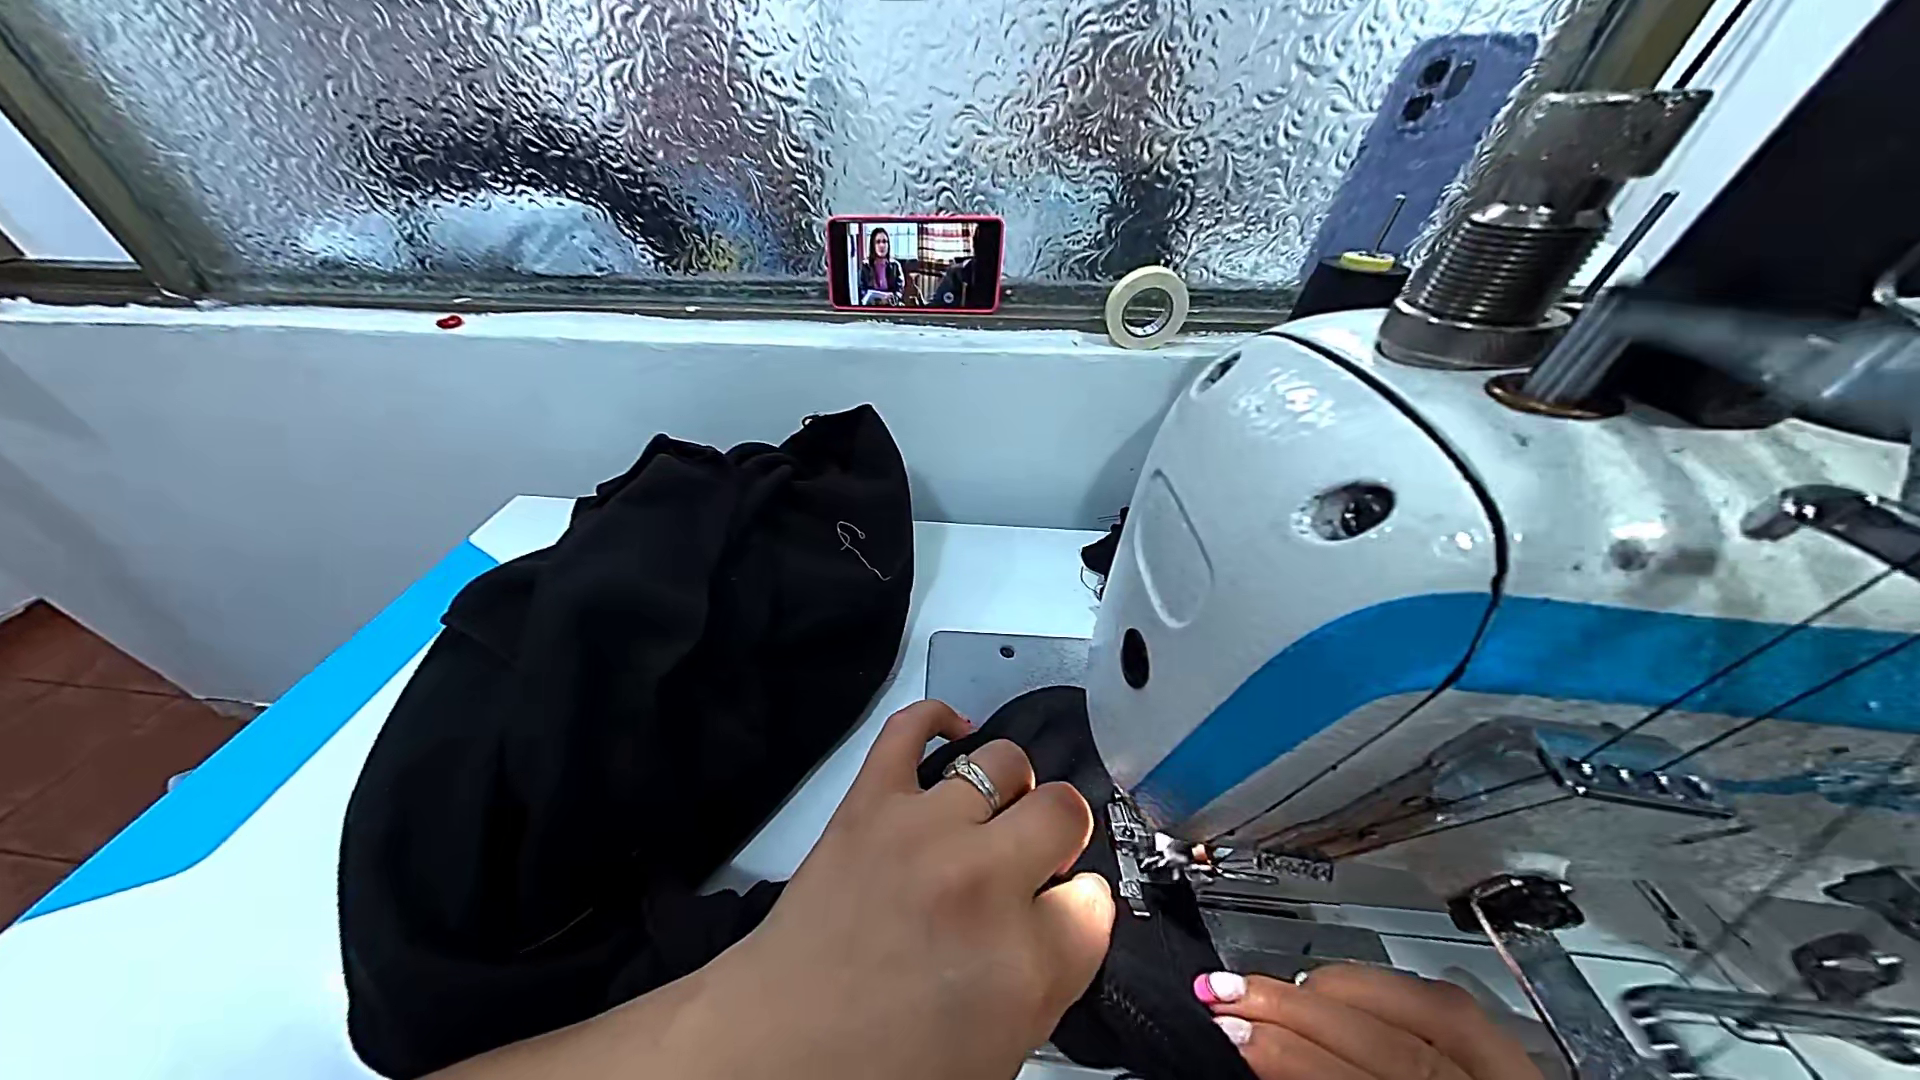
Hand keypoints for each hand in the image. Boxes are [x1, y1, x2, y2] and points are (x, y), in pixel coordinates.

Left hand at [696, 700, 1116, 1079]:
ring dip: (1011, 787)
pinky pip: (910, 727)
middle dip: (1060, 833)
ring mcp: (924, 829)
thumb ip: (1053, 968)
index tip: (1065, 903)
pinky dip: (936, 717)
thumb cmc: (887, 1067)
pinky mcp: (870, 799)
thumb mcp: (1003, 1043)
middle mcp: (980, 882)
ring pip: (1003, 762)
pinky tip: (952, 731)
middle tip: (1034, 853)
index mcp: (1022, 965)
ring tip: (992, 812)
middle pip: (1062, 812)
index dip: (1082, 902)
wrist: (777, 1052)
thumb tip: (1074, 904)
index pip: (1094, 900)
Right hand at [1195, 964, 1544, 1079]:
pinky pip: (1449, 1005)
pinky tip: (1332, 983)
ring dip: (1332, 988)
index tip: (1229, 1032)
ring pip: (1429, 1013)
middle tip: (1224, 993)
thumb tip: (1259, 1062)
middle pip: (1396, 1052)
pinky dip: (1381, 984)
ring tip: (1270, 984)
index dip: (1292, 1057)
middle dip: (1295, 1013)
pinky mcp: (1517, 1069)